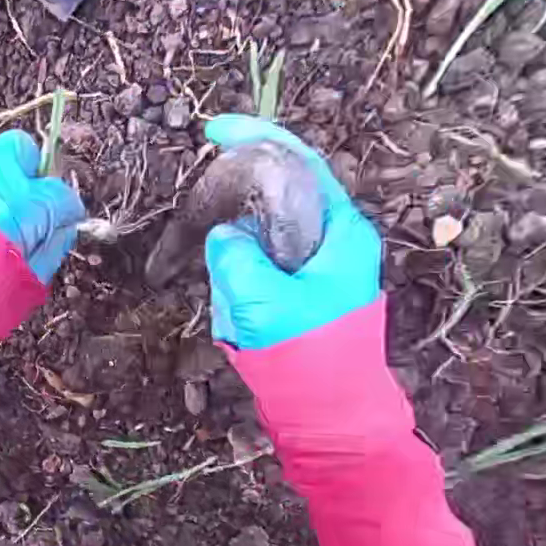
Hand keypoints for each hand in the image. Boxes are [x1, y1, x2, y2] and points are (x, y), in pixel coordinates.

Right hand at [204, 114, 381, 349]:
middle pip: (281, 194)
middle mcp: (332, 241)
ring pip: (266, 233)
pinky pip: (261, 264)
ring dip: (237, 250)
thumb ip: (236, 258)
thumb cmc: (306, 360)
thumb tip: (223, 234)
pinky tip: (232, 299)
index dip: (259, 138)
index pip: (301, 163)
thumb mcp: (262, 305)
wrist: (328, 414)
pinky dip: (239, 271)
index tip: (215, 131)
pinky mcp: (299, 290)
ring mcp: (316, 267)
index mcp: (339, 232)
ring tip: (231, 295)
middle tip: (205, 214)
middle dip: (240, 203)